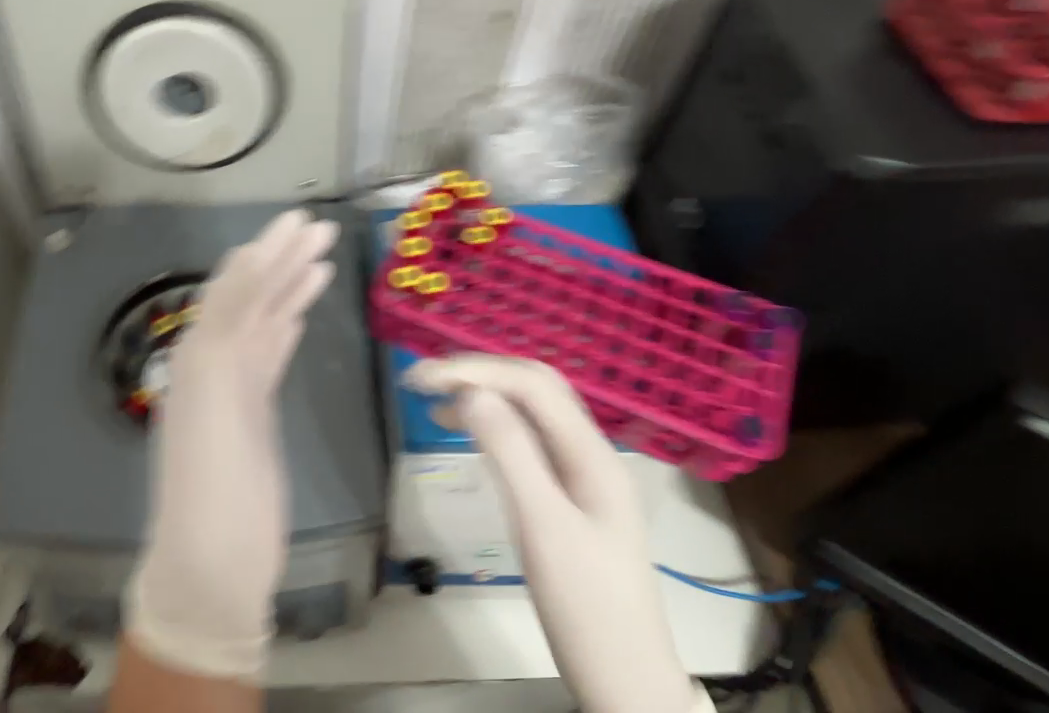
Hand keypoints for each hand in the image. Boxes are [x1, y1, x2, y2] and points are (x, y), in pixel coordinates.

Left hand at [124, 210, 338, 679]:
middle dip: (283, 259)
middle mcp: (212, 360)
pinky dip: (287, 325)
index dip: (265, 250)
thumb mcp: (213, 395)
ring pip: (266, 322)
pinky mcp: (255, 411)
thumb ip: (229, 328)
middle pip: (253, 297)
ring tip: (323, 257)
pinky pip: (272, 354)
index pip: (235, 287)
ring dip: (290, 287)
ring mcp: (235, 386)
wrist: (215, 560)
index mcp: (198, 353)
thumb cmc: (212, 480)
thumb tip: (249, 263)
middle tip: (322, 228)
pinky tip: (302, 308)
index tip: (298, 221)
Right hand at [406, 355, 711, 712]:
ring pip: (533, 414)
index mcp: (591, 454)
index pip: (532, 385)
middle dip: (481, 374)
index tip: (422, 378)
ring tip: (434, 402)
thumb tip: (470, 393)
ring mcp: (584, 475)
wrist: (626, 677)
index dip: (476, 370)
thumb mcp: (542, 527)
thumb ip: (510, 454)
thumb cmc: (585, 605)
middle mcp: (591, 453)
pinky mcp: (572, 497)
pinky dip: (496, 427)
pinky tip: (469, 436)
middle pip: (536, 389)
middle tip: (424, 381)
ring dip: (487, 397)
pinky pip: (531, 442)